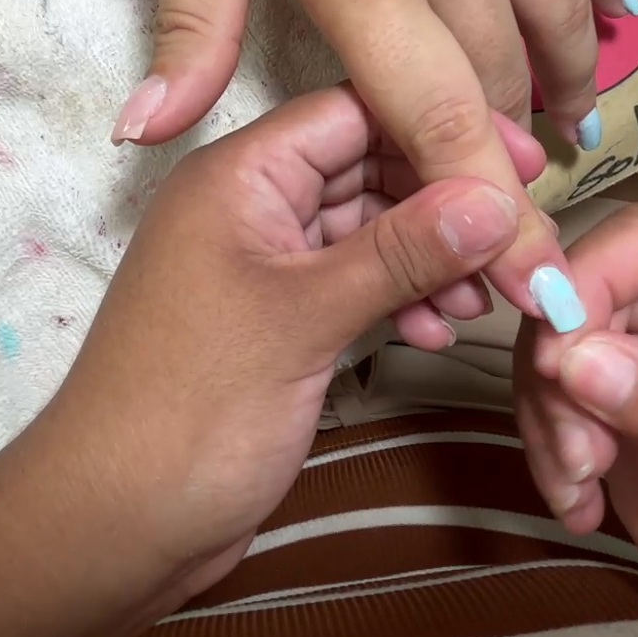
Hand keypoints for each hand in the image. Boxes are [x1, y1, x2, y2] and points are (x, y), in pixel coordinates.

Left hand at [12, 85, 544, 613]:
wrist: (114, 523)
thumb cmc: (191, 406)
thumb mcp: (304, 317)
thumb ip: (401, 252)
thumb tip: (496, 198)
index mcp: (240, 172)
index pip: (353, 113)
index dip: (437, 128)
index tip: (523, 161)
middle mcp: (252, 200)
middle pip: (366, 170)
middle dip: (441, 207)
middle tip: (518, 245)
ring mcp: (264, 258)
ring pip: (365, 229)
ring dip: (425, 258)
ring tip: (479, 302)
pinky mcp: (277, 310)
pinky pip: (351, 279)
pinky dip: (396, 296)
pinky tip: (433, 330)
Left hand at [126, 0, 629, 347]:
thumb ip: (189, 29)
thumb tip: (145, 133)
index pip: (442, 121)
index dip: (481, 210)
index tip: (515, 272)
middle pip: (506, 90)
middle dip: (511, 165)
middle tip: (501, 211)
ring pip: (564, 28)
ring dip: (565, 95)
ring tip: (556, 138)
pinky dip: (604, 1)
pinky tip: (603, 32)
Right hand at [512, 207, 637, 636]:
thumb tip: (578, 358)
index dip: (590, 276)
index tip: (559, 356)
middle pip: (582, 289)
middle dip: (560, 365)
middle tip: (578, 446)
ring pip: (551, 343)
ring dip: (548, 413)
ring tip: (582, 481)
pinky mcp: (603, 407)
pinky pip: (543, 397)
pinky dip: (543, 447)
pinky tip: (580, 502)